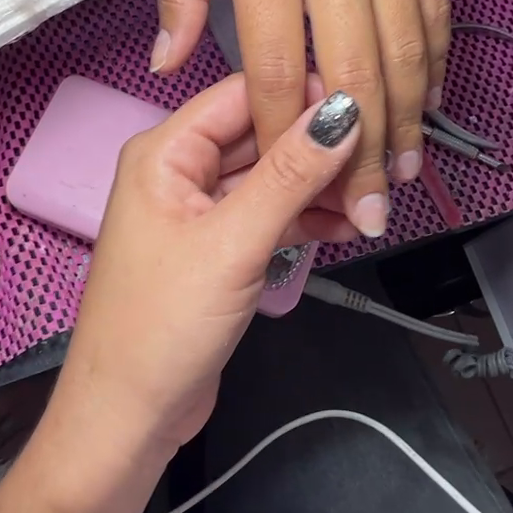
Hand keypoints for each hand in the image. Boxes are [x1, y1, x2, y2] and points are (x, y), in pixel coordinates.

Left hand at [58, 76, 360, 456]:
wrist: (129, 417)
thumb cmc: (162, 326)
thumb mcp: (233, 243)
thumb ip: (290, 175)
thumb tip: (342, 112)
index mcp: (166, 151)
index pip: (244, 94)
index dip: (304, 95)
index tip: (366, 105)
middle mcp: (181, 171)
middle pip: (263, 136)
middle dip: (322, 148)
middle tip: (382, 160)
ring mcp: (202, 211)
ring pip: (273, 178)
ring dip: (321, 188)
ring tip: (374, 199)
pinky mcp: (221, 247)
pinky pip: (271, 216)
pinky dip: (307, 220)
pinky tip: (349, 226)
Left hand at [152, 0, 447, 239]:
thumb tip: (167, 63)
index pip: (280, 66)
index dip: (286, 134)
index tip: (291, 180)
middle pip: (356, 74)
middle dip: (363, 155)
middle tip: (369, 211)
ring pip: (409, 51)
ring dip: (409, 121)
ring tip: (405, 174)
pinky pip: (437, 10)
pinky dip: (437, 63)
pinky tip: (430, 102)